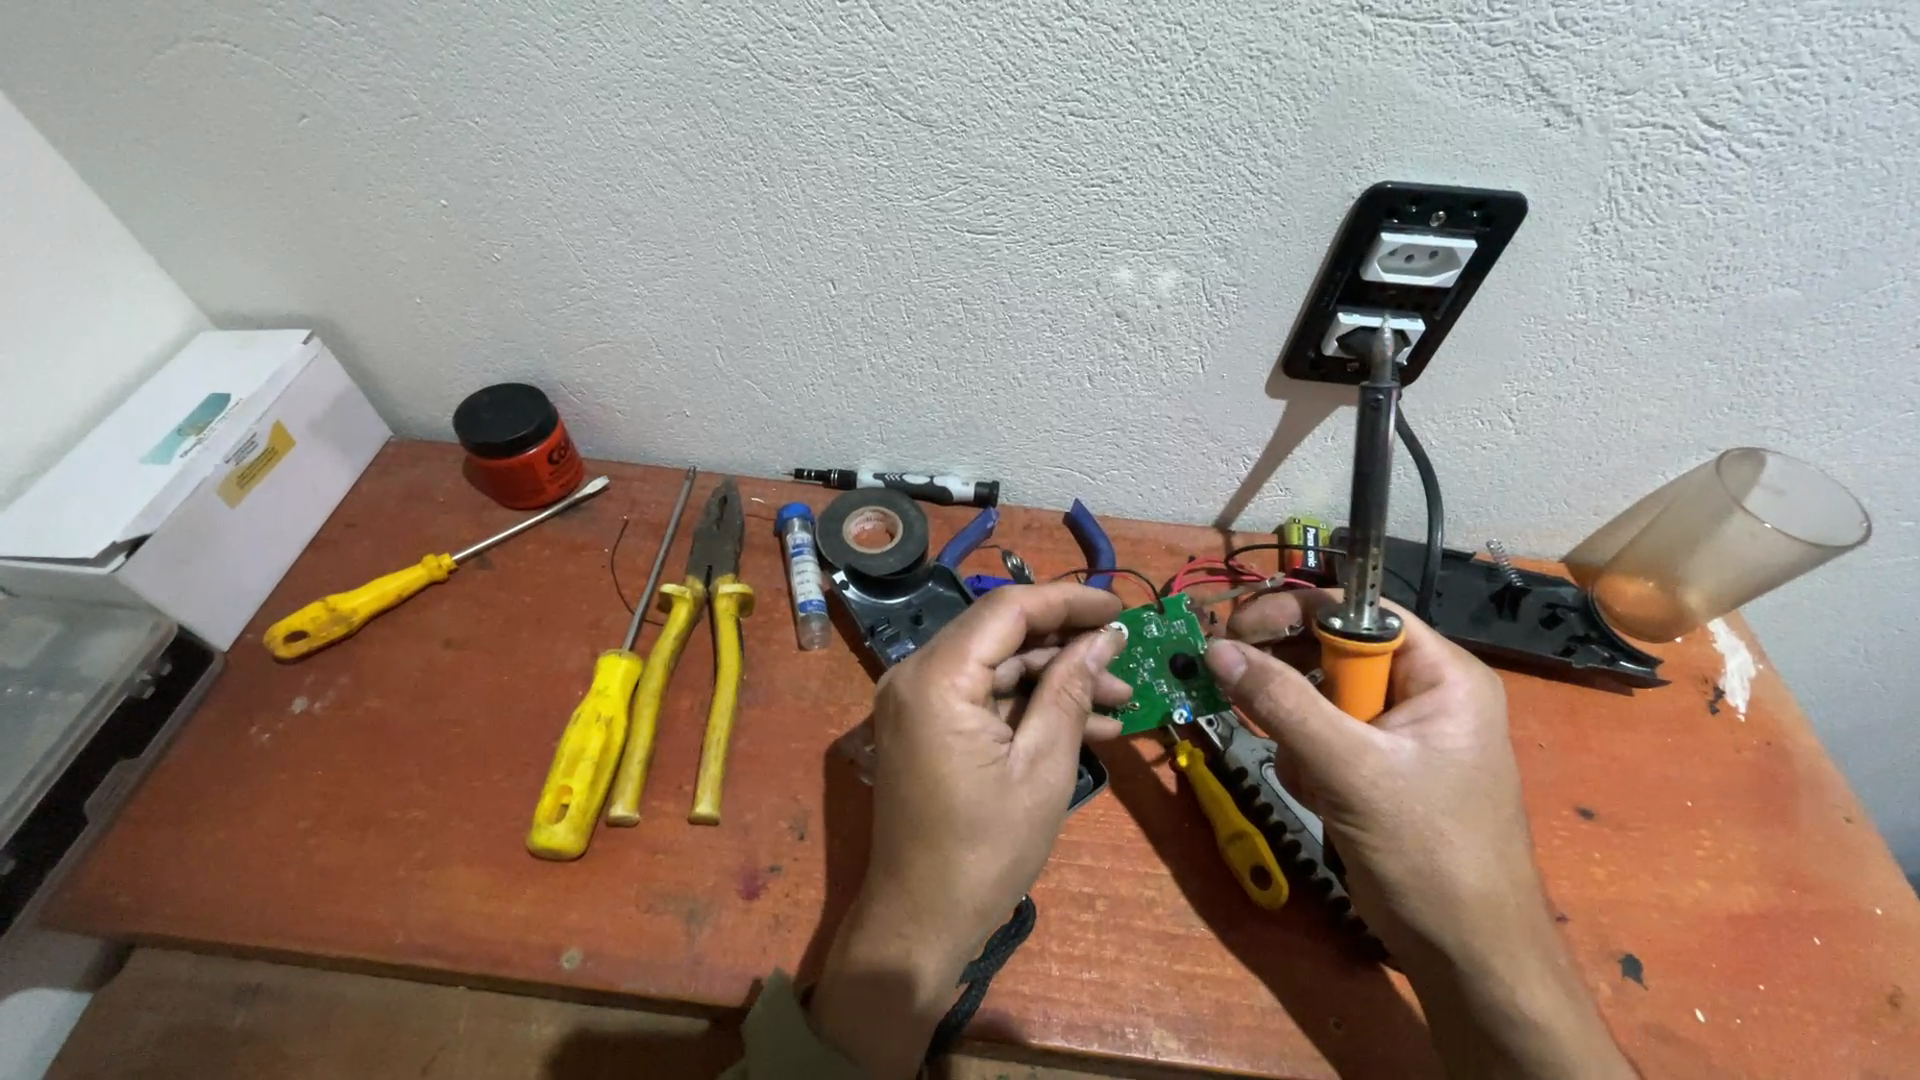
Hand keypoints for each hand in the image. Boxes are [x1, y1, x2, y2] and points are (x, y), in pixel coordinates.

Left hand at [810, 584, 1129, 1077]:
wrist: (920, 922)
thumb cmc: (985, 851)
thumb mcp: (1042, 767)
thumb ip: (1070, 690)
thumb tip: (1104, 637)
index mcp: (937, 677)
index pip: (1008, 609)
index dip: (1068, 601)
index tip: (1120, 608)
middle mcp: (916, 675)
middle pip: (1001, 633)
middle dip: (1067, 644)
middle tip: (1126, 657)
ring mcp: (917, 701)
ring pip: (997, 667)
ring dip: (1055, 679)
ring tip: (1120, 699)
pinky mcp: (926, 726)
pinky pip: (983, 698)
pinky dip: (1029, 705)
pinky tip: (1086, 724)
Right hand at [1209, 590, 1633, 1078]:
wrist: (1465, 956)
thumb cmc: (1429, 853)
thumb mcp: (1351, 769)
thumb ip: (1281, 703)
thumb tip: (1215, 649)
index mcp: (1441, 675)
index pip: (1358, 612)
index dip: (1294, 613)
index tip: (1234, 633)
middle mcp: (1420, 692)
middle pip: (1330, 651)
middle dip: (1288, 681)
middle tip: (1239, 693)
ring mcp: (1395, 731)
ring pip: (1315, 696)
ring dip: (1293, 730)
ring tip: (1307, 774)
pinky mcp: (1373, 766)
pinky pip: (1317, 735)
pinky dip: (1302, 758)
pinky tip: (1317, 794)